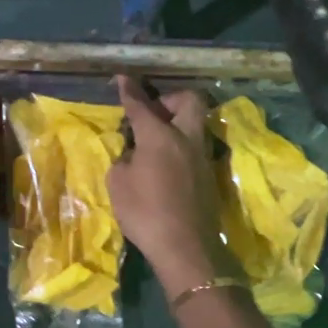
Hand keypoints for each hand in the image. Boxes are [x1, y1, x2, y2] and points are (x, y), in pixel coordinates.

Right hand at [108, 76, 239, 294]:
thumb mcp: (118, 183)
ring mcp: (202, 157)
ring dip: (176, 124)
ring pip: (194, 125)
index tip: (122, 78)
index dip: (130, 90)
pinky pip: (194, 147)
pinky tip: (164, 166)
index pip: (141, 105)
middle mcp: (186, 139)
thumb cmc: (145, 213)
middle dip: (169, 99)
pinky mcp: (210, 176)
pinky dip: (179, 147)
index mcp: (160, 136)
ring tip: (154, 142)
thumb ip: (124, 160)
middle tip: (152, 113)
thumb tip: (134, 154)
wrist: (187, 249)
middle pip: (189, 101)